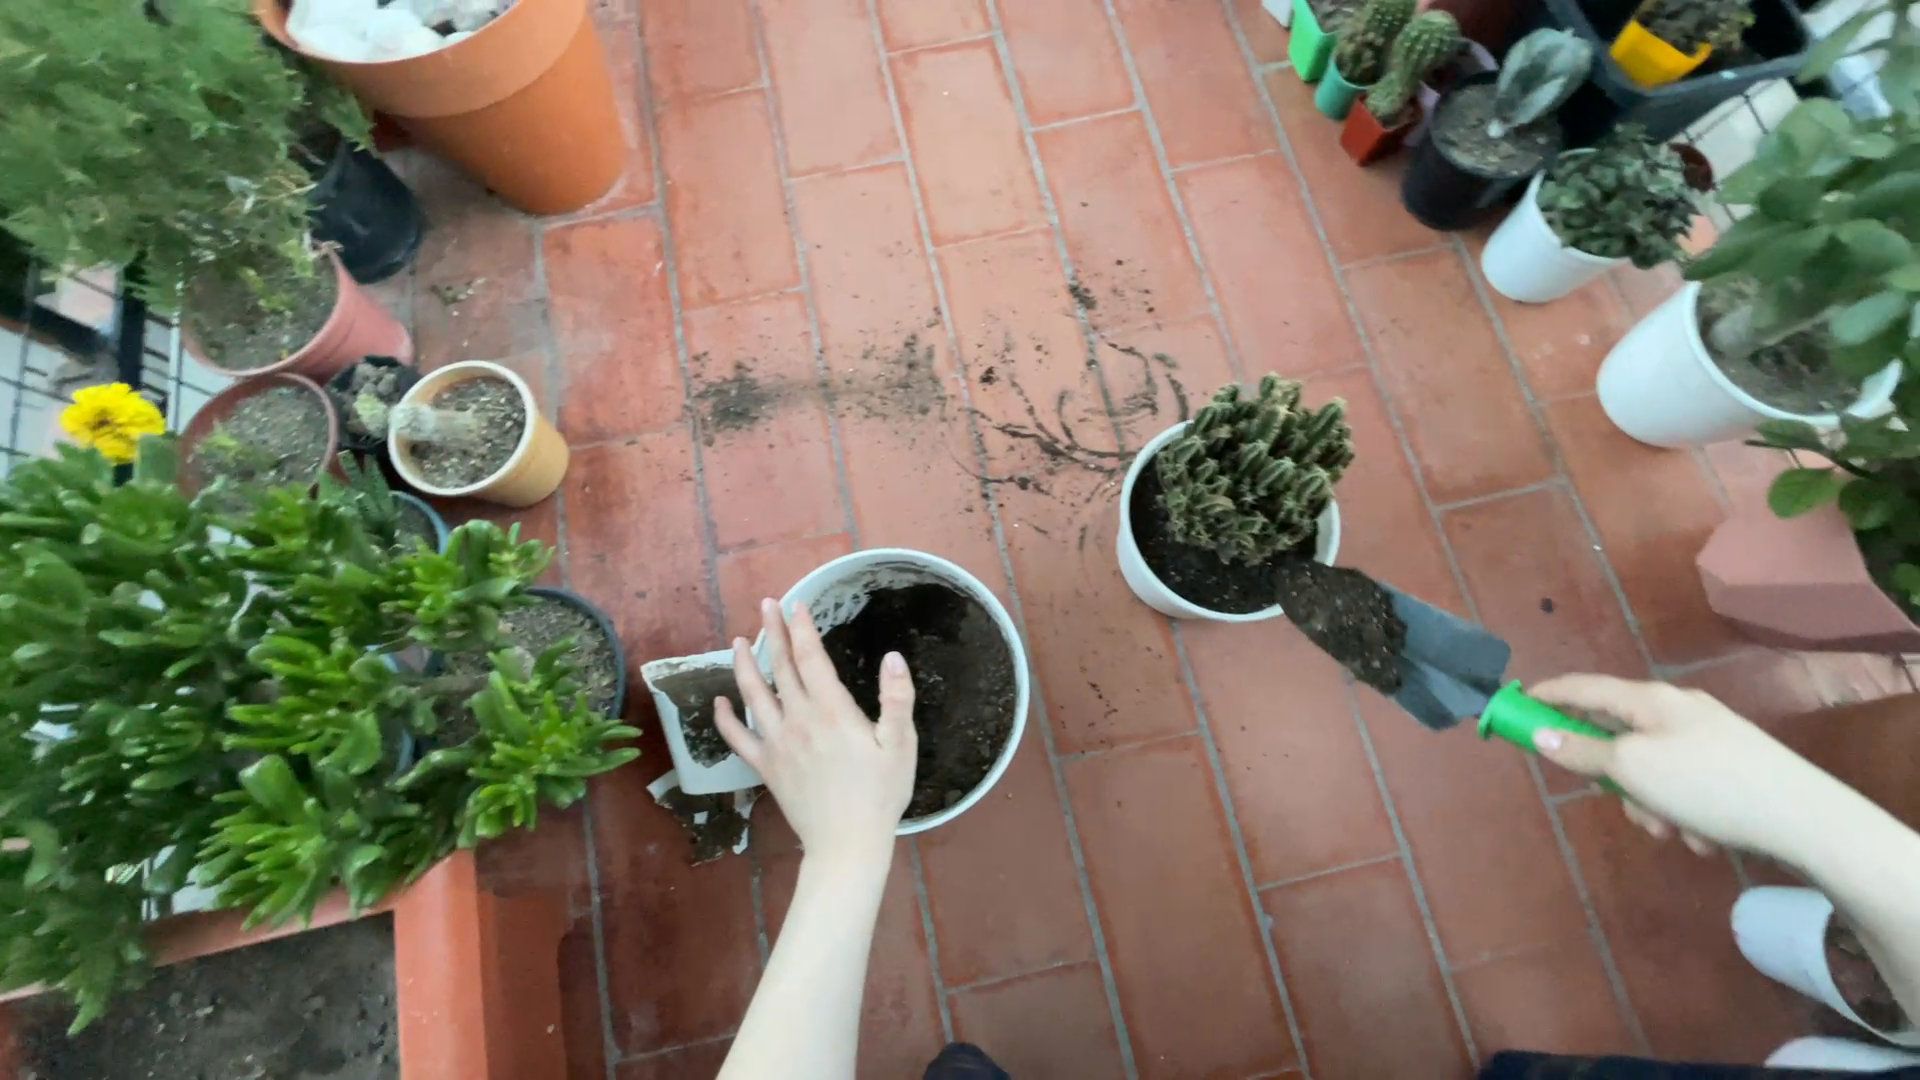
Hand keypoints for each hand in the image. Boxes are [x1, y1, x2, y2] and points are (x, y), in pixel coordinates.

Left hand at [714, 599, 916, 869]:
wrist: (847, 844)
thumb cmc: (880, 792)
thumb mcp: (901, 744)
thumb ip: (897, 698)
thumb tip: (894, 657)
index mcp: (831, 710)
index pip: (811, 658)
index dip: (802, 628)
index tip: (797, 603)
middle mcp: (798, 719)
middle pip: (780, 667)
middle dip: (772, 632)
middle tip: (766, 605)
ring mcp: (777, 743)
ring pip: (753, 695)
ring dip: (744, 664)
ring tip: (737, 641)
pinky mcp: (766, 766)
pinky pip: (738, 738)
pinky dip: (726, 719)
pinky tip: (720, 703)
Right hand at [1527, 674, 1834, 858]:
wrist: (1814, 824)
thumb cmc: (1706, 785)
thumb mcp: (1629, 768)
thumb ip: (1578, 750)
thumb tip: (1538, 735)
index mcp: (1647, 699)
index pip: (1579, 686)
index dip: (1543, 695)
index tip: (1514, 706)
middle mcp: (1675, 710)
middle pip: (1613, 732)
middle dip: (1606, 771)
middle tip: (1609, 796)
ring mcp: (1708, 737)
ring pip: (1646, 764)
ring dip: (1645, 799)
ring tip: (1667, 828)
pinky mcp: (1734, 766)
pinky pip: (1680, 781)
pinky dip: (1677, 807)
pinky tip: (1697, 834)